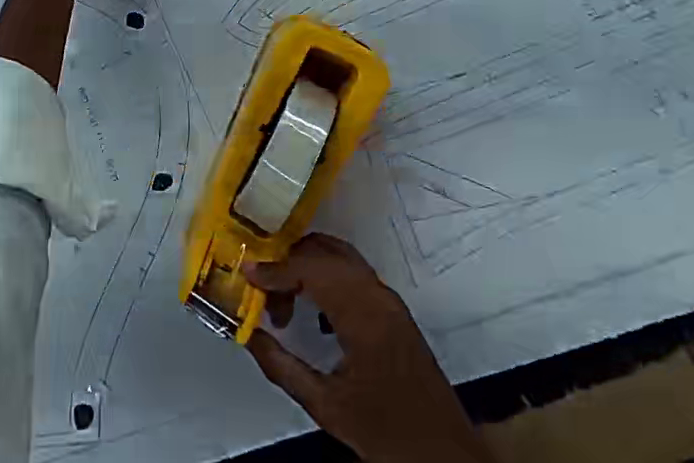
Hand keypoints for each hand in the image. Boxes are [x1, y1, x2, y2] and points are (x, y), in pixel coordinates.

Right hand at [245, 235, 492, 462]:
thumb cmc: (385, 432)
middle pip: (326, 252)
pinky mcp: (393, 312)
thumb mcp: (326, 406)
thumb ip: (281, 366)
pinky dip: (324, 277)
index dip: (276, 268)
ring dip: (307, 267)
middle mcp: (380, 299)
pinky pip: (352, 275)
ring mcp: (390, 303)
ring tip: (282, 297)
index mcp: (365, 317)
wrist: (446, 458)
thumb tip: (248, 333)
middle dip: (288, 261)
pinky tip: (310, 309)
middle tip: (262, 285)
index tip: (247, 275)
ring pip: (340, 258)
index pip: (312, 269)